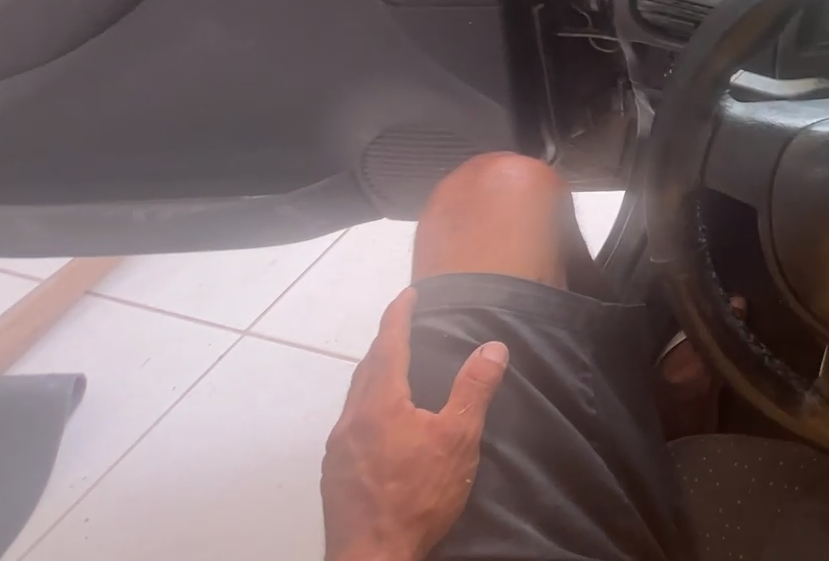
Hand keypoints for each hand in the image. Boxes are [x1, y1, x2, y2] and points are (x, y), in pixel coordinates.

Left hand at [322, 288, 507, 560]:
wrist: (372, 559)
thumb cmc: (418, 495)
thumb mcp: (458, 438)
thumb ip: (474, 389)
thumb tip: (492, 346)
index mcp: (379, 406)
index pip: (388, 348)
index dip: (398, 318)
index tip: (407, 295)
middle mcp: (351, 423)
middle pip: (366, 371)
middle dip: (385, 344)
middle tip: (405, 327)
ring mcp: (339, 451)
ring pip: (356, 398)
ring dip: (376, 375)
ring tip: (398, 368)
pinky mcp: (336, 476)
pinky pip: (353, 423)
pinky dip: (371, 404)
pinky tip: (387, 422)